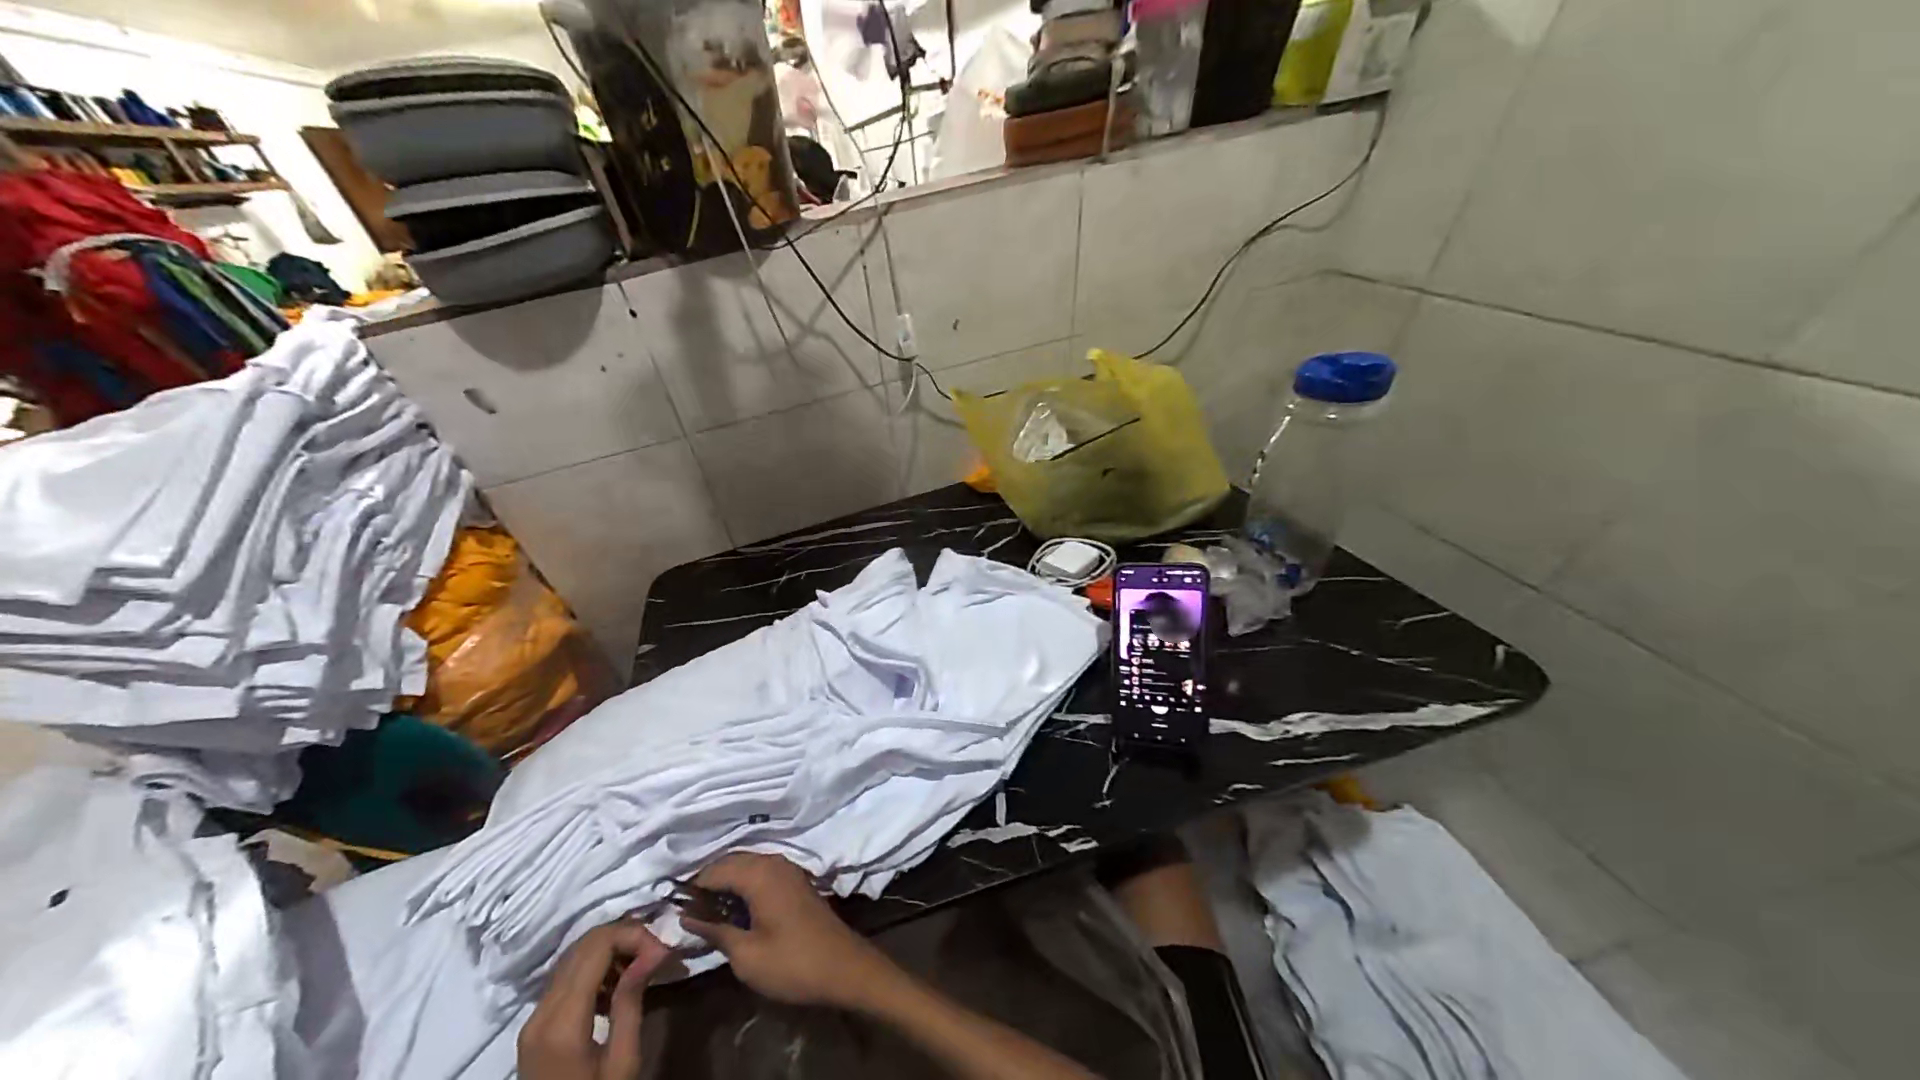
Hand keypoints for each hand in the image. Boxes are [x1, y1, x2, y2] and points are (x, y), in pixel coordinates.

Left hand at [518, 918, 669, 1079]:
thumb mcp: (623, 1062)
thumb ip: (631, 1002)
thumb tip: (654, 950)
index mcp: (561, 1022)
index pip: (596, 947)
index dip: (633, 935)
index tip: (663, 951)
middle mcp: (540, 1012)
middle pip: (583, 945)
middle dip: (624, 937)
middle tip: (656, 953)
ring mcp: (532, 1018)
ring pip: (573, 957)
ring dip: (610, 950)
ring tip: (641, 966)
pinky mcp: (534, 1026)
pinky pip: (565, 978)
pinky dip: (594, 968)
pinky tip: (616, 985)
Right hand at [681, 852, 898, 1009]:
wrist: (844, 966)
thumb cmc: (792, 963)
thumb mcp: (745, 955)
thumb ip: (715, 931)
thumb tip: (687, 917)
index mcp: (759, 874)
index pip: (715, 870)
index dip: (692, 888)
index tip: (673, 907)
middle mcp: (774, 862)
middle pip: (732, 861)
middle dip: (709, 880)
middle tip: (689, 910)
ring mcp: (789, 869)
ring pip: (748, 865)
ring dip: (727, 882)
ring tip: (708, 911)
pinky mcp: (797, 881)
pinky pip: (762, 872)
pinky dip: (745, 884)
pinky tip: (736, 908)